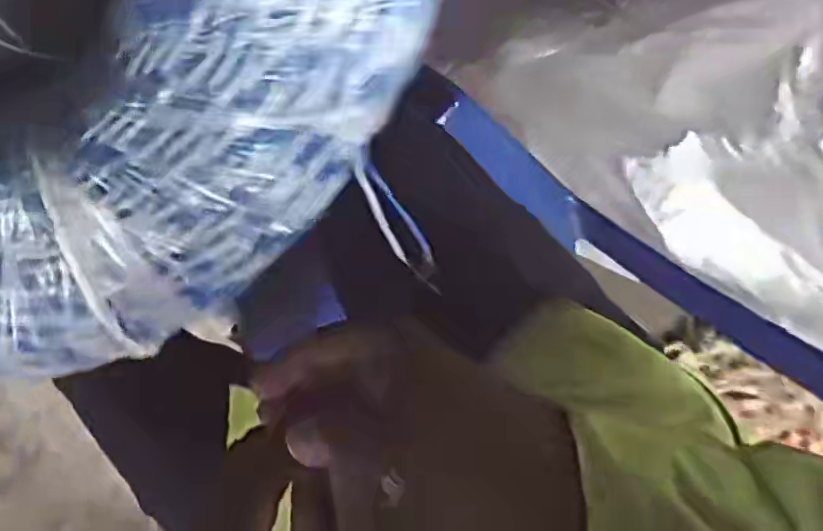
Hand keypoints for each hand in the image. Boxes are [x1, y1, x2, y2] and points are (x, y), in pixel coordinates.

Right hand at [238, 318, 584, 530]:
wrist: (567, 481)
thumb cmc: (474, 460)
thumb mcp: (400, 449)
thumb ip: (340, 435)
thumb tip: (293, 432)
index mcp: (387, 342)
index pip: (319, 346)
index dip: (285, 370)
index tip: (254, 394)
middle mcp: (398, 347)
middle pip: (333, 364)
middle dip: (301, 392)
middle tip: (269, 421)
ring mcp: (419, 372)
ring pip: (354, 385)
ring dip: (325, 408)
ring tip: (297, 436)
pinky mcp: (437, 402)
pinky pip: (379, 404)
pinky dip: (354, 421)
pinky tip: (341, 444)